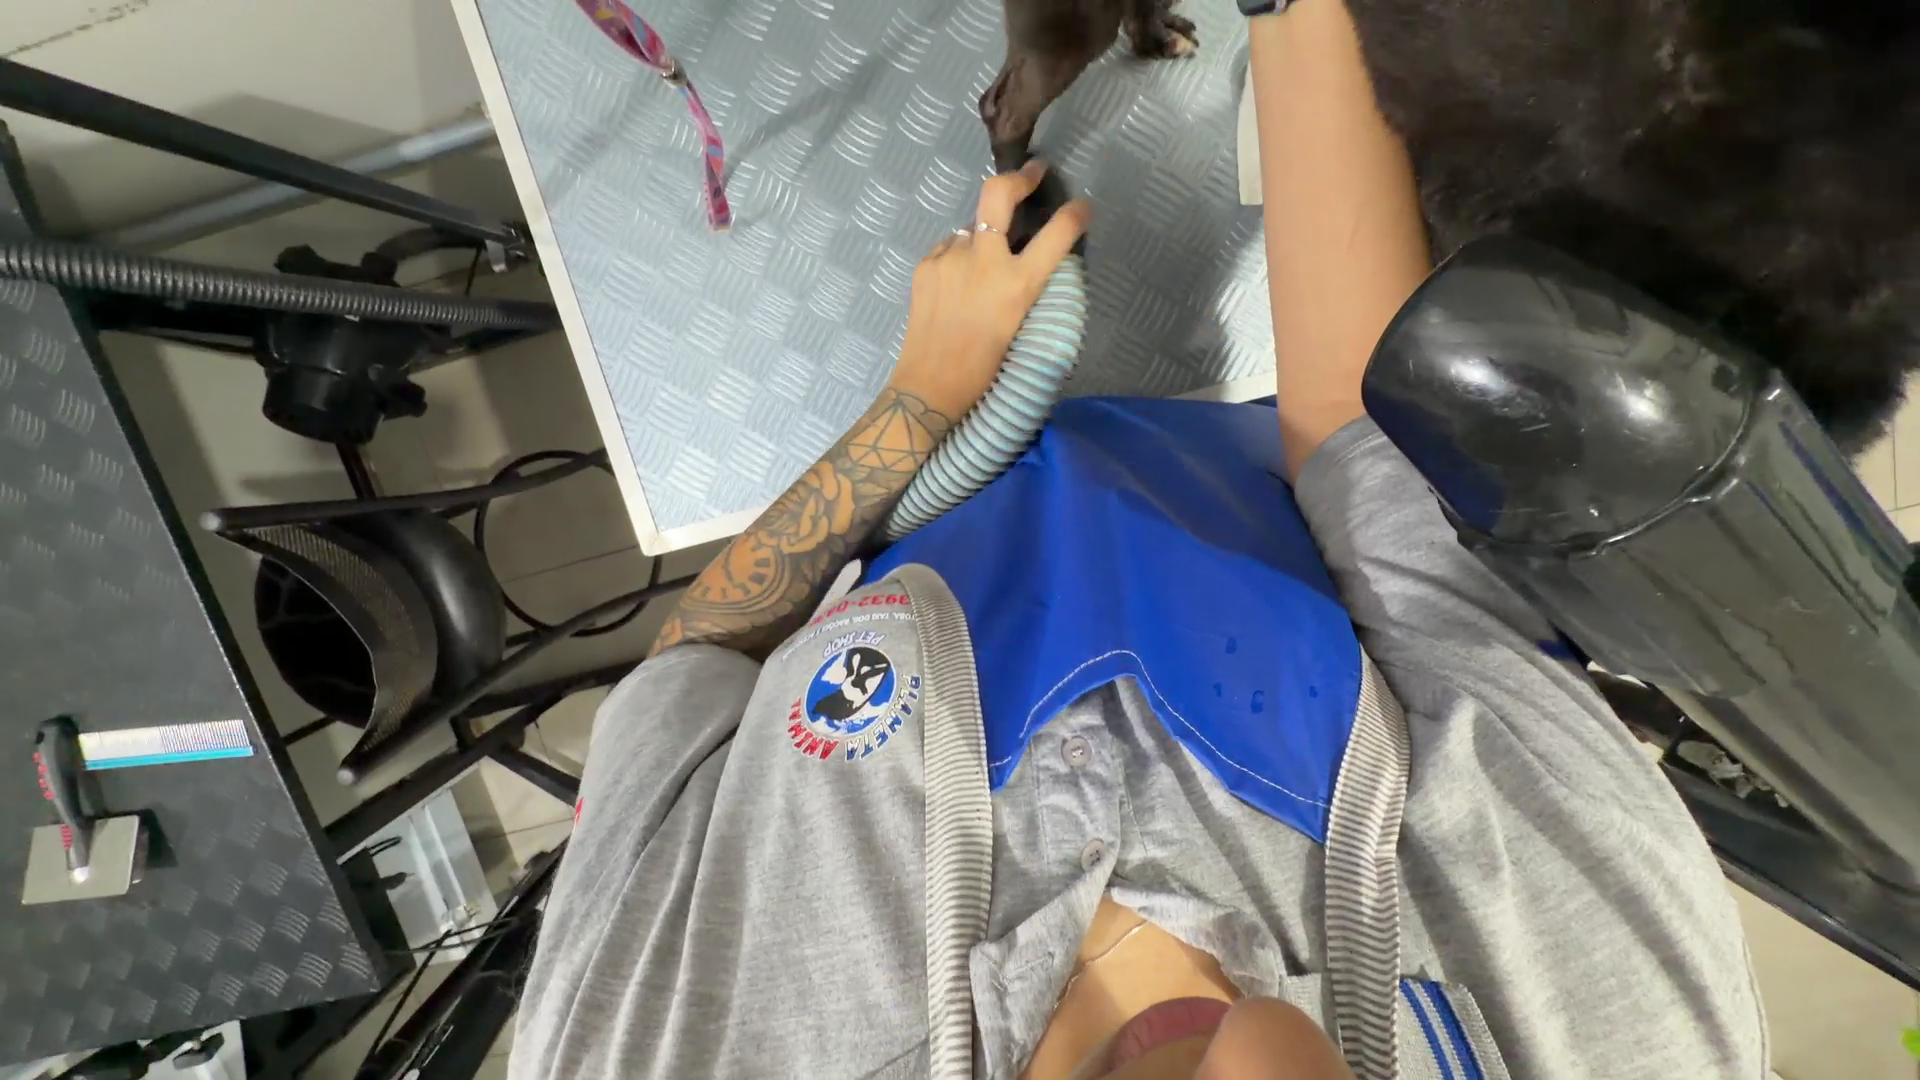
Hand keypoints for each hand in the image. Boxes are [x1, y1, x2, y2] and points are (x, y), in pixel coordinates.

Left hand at [888, 161, 1091, 417]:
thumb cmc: (982, 371)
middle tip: (1032, 173)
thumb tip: (1016, 259)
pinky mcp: (926, 265)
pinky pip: (949, 249)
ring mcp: (950, 258)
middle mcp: (984, 262)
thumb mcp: (1018, 328)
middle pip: (998, 193)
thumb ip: (1021, 287)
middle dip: (1020, 177)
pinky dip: (958, 259)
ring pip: (971, 230)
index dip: (1074, 216)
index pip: (1057, 235)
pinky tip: (955, 287)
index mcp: (1017, 285)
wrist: (929, 387)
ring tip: (978, 274)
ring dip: (981, 240)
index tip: (1082, 207)